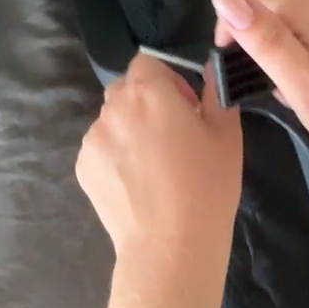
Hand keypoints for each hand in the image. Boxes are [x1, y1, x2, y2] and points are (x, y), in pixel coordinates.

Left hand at [76, 53, 242, 262]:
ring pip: (111, 121)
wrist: (170, 245)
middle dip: (145, 103)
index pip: (147, 63)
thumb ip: (216, 95)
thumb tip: (210, 75)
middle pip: (125, 90)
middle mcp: (113, 108)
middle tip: (171, 138)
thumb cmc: (207, 187)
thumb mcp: (227, 135)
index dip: (166, 80)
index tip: (184, 109)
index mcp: (149, 92)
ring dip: (128, 131)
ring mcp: (93, 139)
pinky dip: (115, 157)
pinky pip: (100, 149)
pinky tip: (135, 185)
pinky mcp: (82, 167)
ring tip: (151, 168)